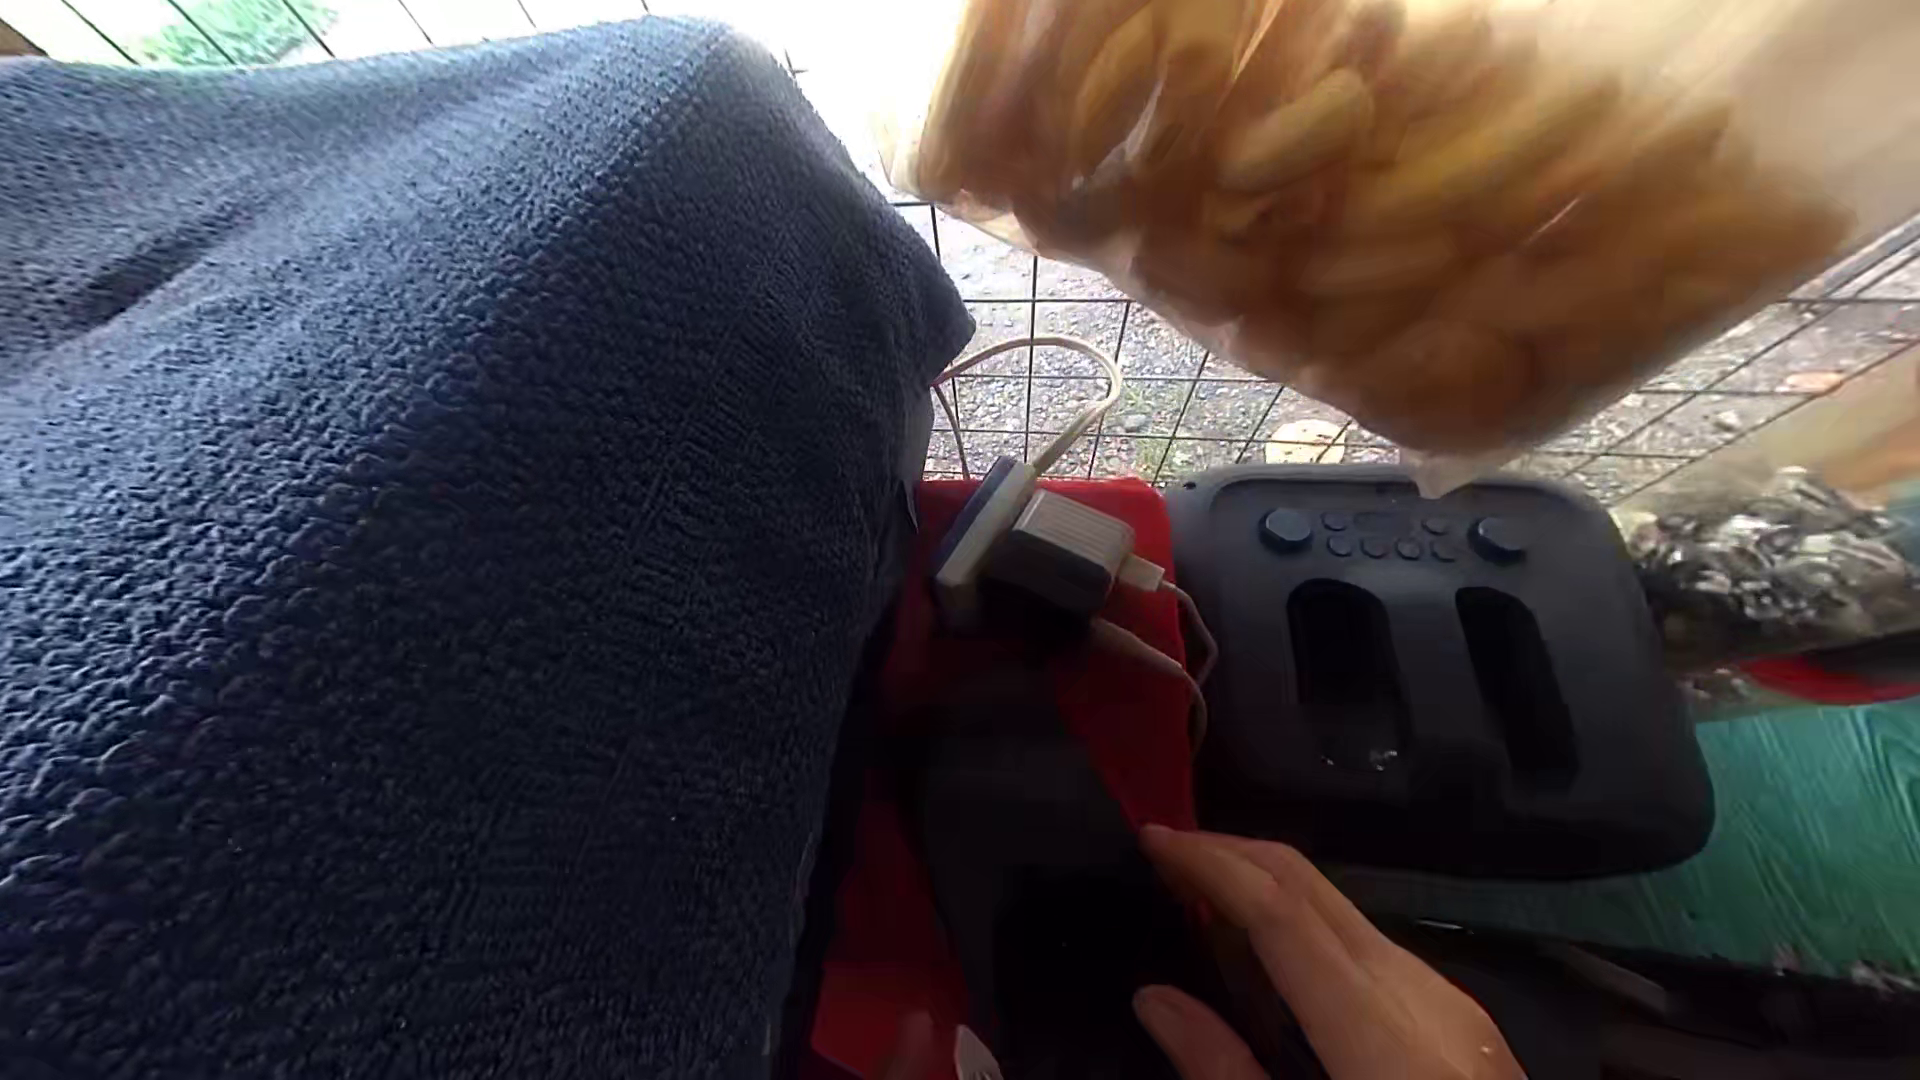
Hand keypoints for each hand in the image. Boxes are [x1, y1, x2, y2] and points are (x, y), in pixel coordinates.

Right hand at [1134, 826, 1524, 1079]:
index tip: (1150, 837)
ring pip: (1328, 897)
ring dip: (1255, 875)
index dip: (1208, 861)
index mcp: (1387, 1040)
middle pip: (1303, 878)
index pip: (1279, 908)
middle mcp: (1418, 993)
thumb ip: (1224, 1075)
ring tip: (1198, 886)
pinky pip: (1350, 932)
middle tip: (1163, 851)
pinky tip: (1262, 940)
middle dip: (1225, 848)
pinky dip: (1291, 911)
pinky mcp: (1453, 1014)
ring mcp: (1445, 999)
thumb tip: (1152, 995)